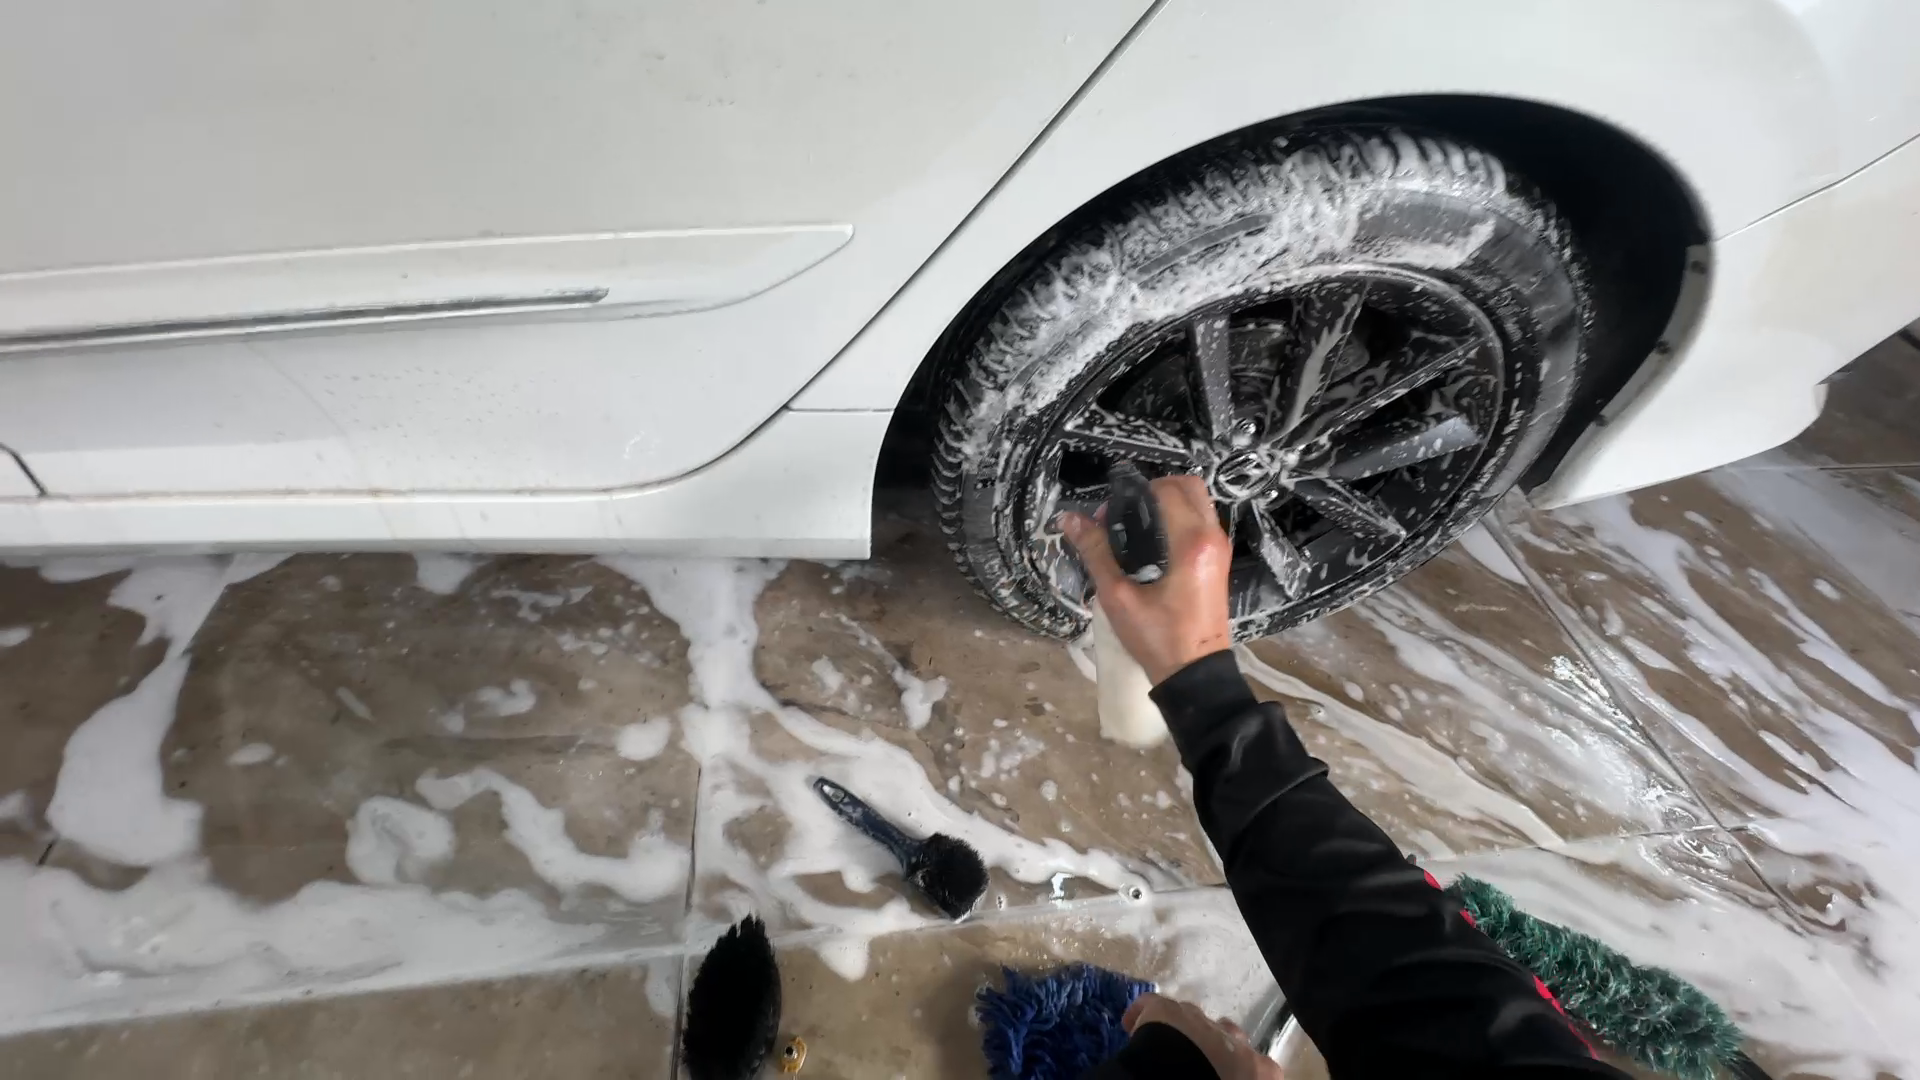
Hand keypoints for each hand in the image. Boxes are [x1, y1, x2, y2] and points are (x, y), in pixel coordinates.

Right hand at [1059, 474, 1233, 684]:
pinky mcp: (1218, 562)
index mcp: (1190, 542)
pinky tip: (1151, 546)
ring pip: (1197, 503)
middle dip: (1154, 490)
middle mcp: (1212, 538)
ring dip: (1167, 503)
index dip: (1133, 493)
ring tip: (1135, 529)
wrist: (1195, 675)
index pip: (1166, 490)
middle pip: (1189, 486)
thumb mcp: (1118, 596)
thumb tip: (1069, 519)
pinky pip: (1200, 522)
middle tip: (1125, 512)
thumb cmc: (1157, 638)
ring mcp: (1219, 549)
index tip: (1108, 516)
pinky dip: (1178, 519)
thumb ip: (1095, 552)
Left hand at [1122, 993, 1284, 1078]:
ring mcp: (1197, 1018)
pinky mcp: (1164, 1007)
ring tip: (1171, 1046)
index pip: (1265, 1069)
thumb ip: (1244, 1077)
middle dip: (1219, 1045)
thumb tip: (1228, 1075)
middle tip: (1205, 1064)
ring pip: (1194, 1016)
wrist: (1186, 1079)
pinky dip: (1142, 1014)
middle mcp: (1230, 1036)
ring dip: (1186, 1029)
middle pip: (1231, 1034)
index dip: (1250, 1073)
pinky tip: (1130, 1025)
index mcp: (1256, 1068)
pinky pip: (1151, 1005)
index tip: (1237, 1079)